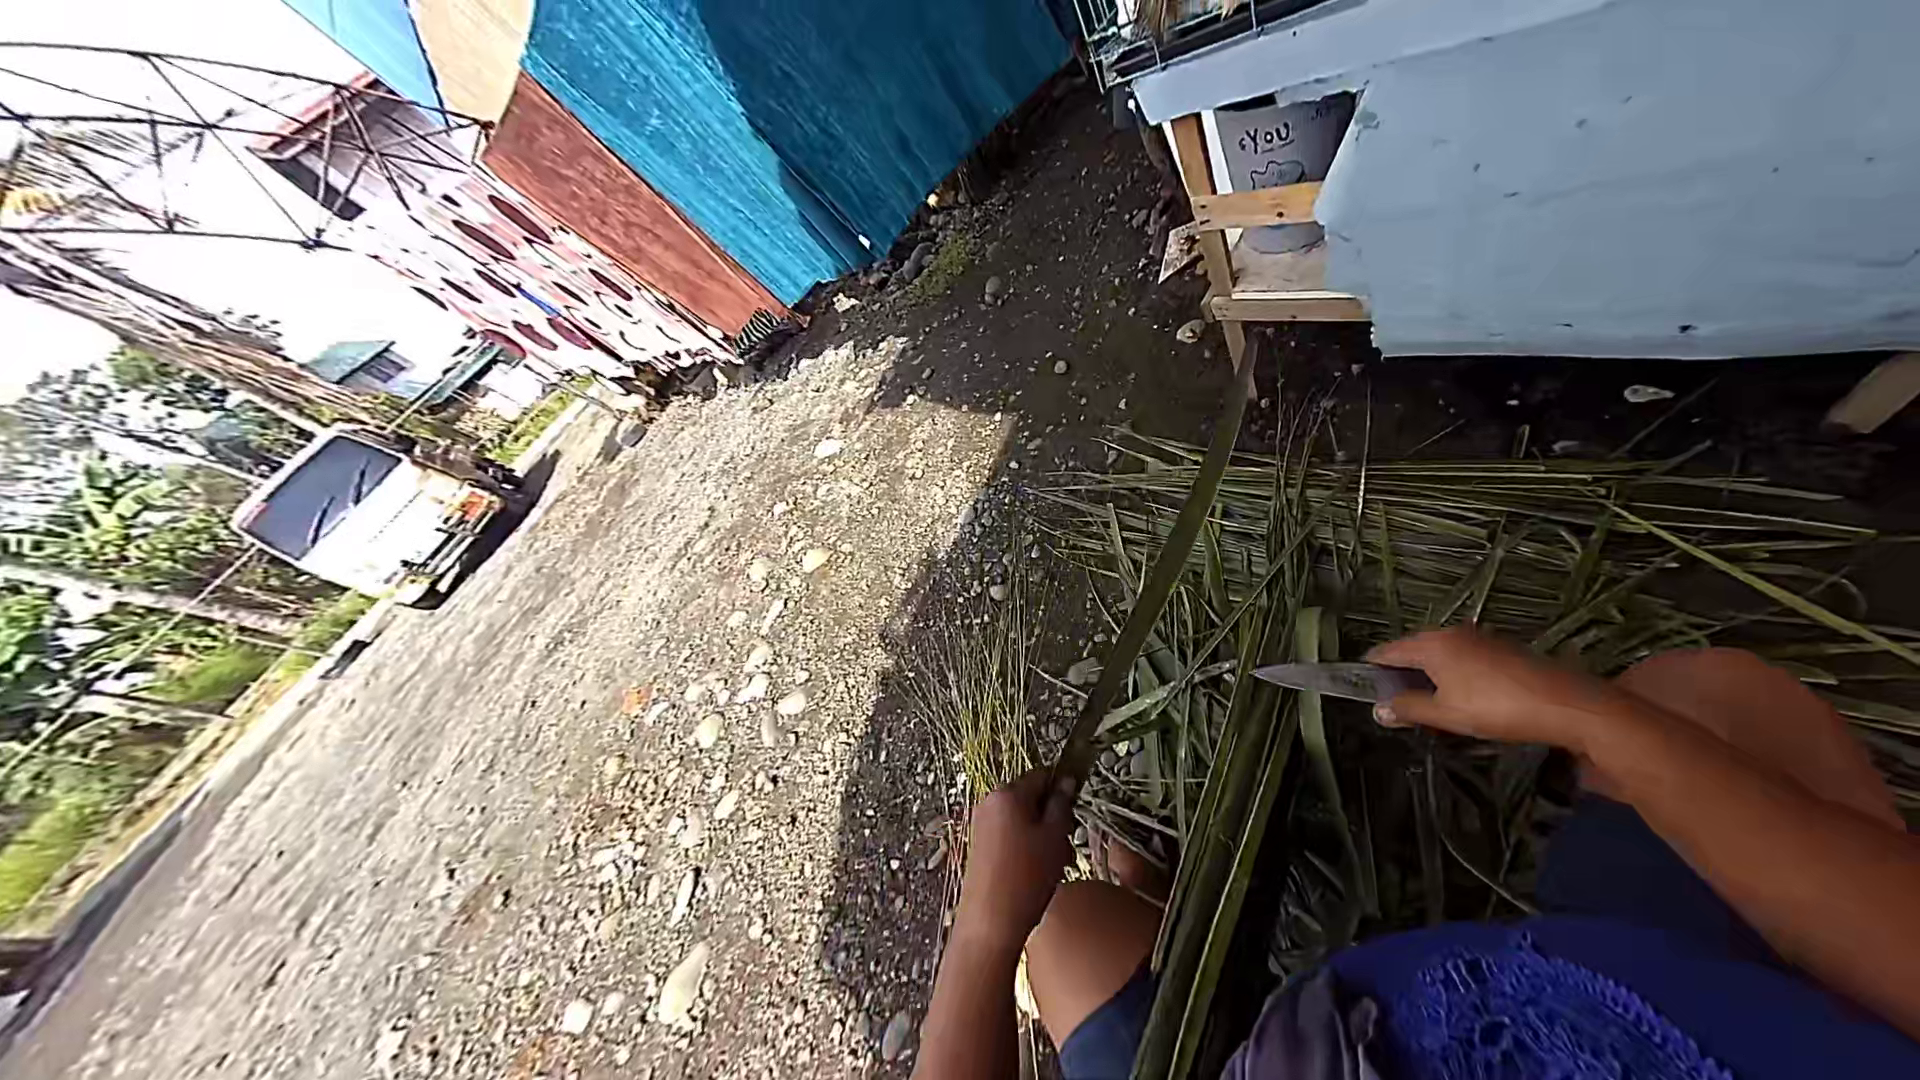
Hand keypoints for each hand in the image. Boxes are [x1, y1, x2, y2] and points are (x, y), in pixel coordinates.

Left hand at [953, 768, 1077, 952]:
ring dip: (1042, 835)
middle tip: (1066, 845)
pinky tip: (1037, 872)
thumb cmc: (1026, 877)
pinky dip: (1026, 846)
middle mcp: (990, 801)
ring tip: (1055, 864)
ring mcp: (982, 822)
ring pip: (1022, 818)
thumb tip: (1067, 781)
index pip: (1042, 775)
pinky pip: (1009, 833)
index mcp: (1007, 792)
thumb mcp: (1054, 837)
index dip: (1062, 790)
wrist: (989, 922)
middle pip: (1031, 797)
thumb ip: (1061, 804)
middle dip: (1052, 817)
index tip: (1075, 811)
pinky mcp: (980, 843)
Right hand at [1365, 626, 1633, 752]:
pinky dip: (1453, 672)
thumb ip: (1408, 709)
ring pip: (1440, 654)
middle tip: (1396, 700)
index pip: (1386, 652)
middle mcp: (1451, 634)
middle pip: (1412, 650)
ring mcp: (1480, 638)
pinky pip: (1463, 657)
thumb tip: (1378, 710)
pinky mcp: (1503, 649)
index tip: (1362, 686)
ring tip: (1430, 701)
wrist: (1573, 706)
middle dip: (1401, 673)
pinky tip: (1463, 695)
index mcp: (1431, 644)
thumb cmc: (1498, 708)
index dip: (1371, 669)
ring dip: (1429, 674)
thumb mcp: (1446, 715)